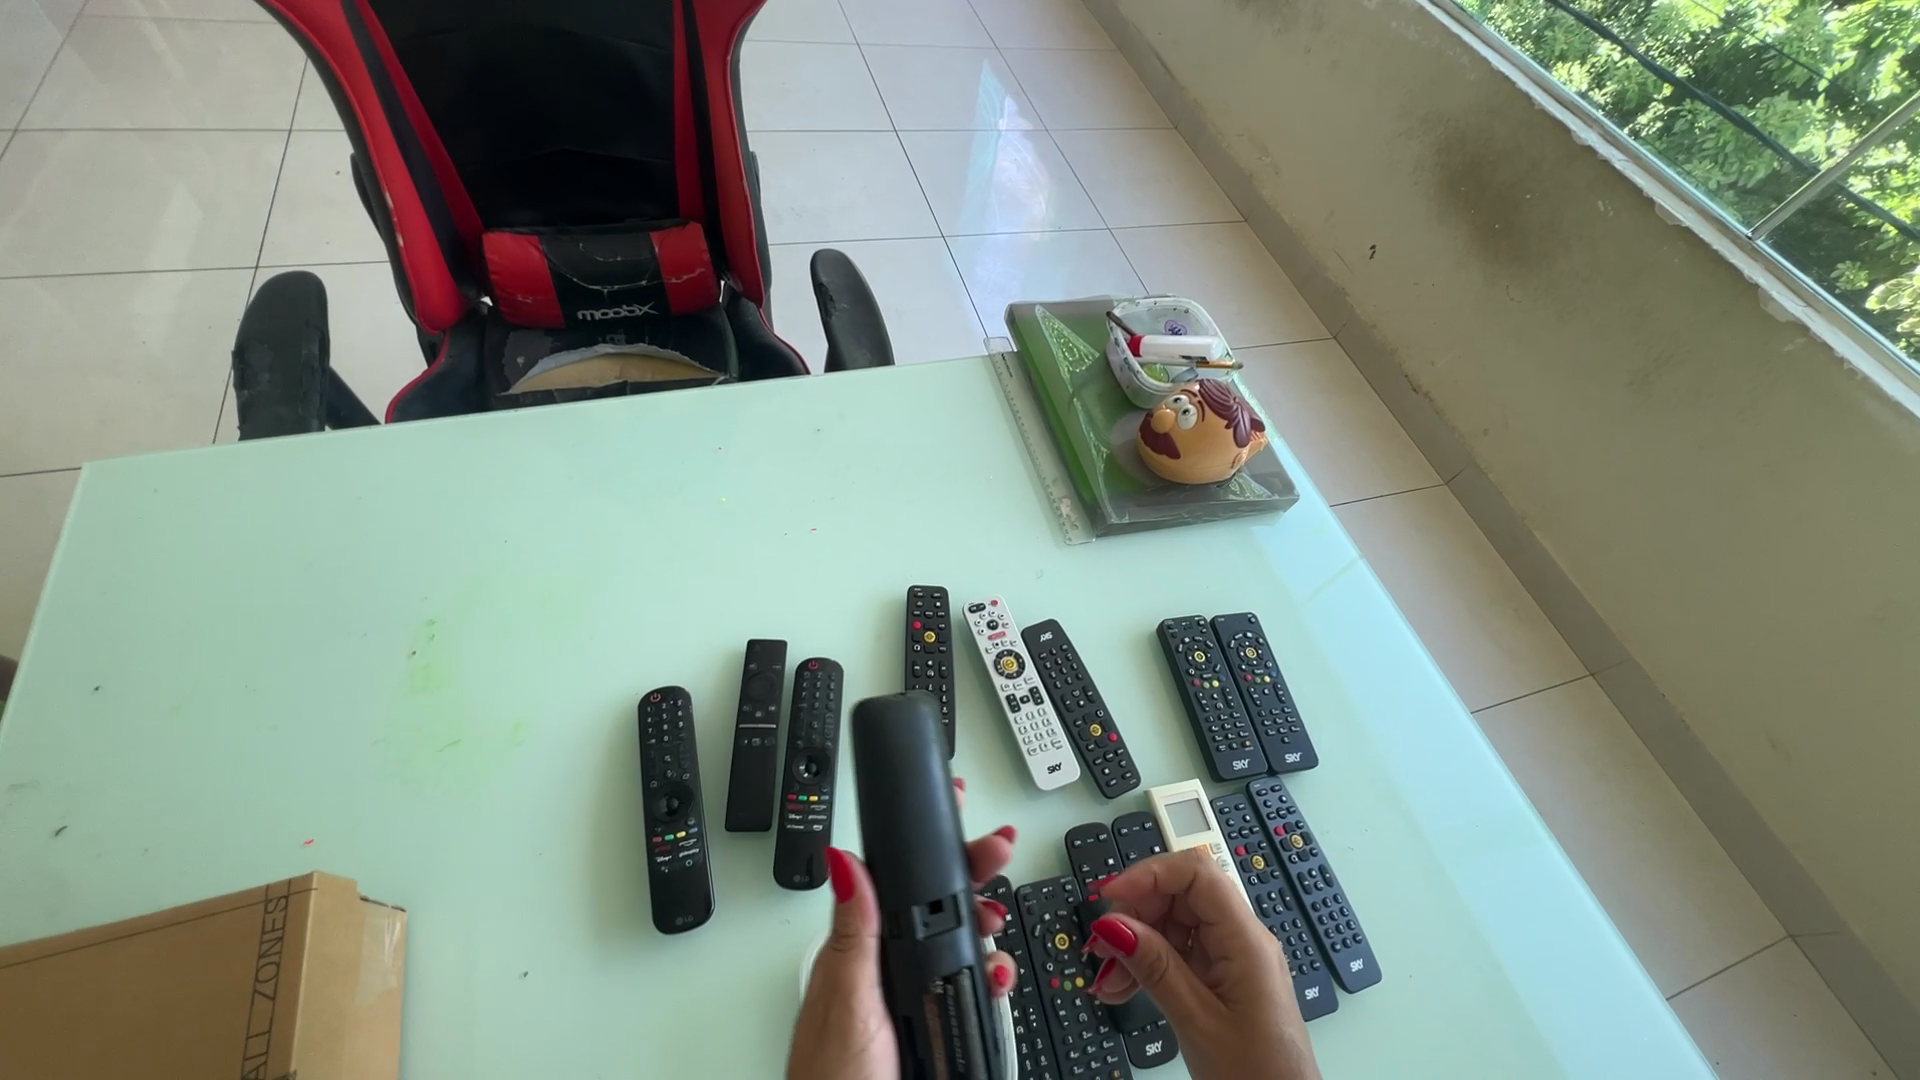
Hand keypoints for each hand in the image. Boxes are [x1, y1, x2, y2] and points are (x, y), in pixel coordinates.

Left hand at [786, 780, 1018, 1079]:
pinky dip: (990, 969)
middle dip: (971, 873)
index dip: (932, 845)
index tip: (959, 814)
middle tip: (998, 850)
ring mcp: (910, 989)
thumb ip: (852, 932)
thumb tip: (842, 860)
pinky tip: (996, 971)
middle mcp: (886, 962)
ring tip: (996, 918)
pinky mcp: (931, 1016)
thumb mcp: (846, 998)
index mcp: (860, 946)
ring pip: (958, 938)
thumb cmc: (830, 1076)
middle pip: (936, 902)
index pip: (899, 878)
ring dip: (984, 921)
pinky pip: (968, 980)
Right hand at [1086, 848, 1322, 1079]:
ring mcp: (1231, 956)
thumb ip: (1154, 967)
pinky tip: (1122, 986)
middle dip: (1134, 913)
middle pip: (1179, 894)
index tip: (1110, 897)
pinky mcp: (1221, 975)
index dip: (1149, 874)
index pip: (1196, 873)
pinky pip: (1177, 950)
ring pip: (1172, 922)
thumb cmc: (1257, 1078)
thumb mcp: (1197, 1022)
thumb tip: (1111, 923)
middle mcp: (1241, 938)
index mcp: (1246, 940)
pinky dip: (1146, 963)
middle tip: (1102, 944)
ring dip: (1134, 942)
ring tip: (1107, 976)